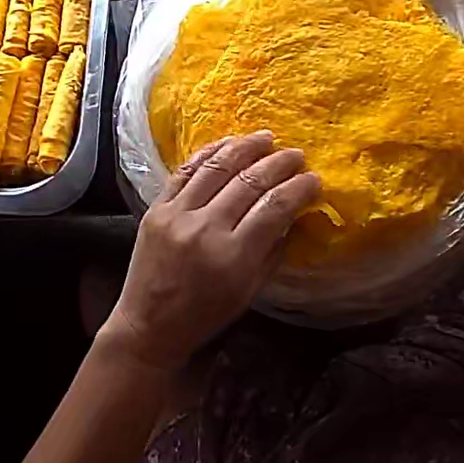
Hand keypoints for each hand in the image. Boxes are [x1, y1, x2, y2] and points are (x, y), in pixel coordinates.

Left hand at [105, 131, 320, 370]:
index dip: (299, 188)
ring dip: (245, 147)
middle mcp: (205, 228)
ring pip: (216, 168)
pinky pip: (184, 171)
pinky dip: (207, 153)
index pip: (275, 207)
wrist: (148, 324)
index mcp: (233, 256)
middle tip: (296, 154)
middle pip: (250, 181)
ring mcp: (177, 215)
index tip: (315, 179)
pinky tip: (226, 143)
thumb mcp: (249, 292)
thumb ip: (273, 252)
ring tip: (265, 138)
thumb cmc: (204, 315)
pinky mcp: (156, 209)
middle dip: (278, 163)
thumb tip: (295, 215)